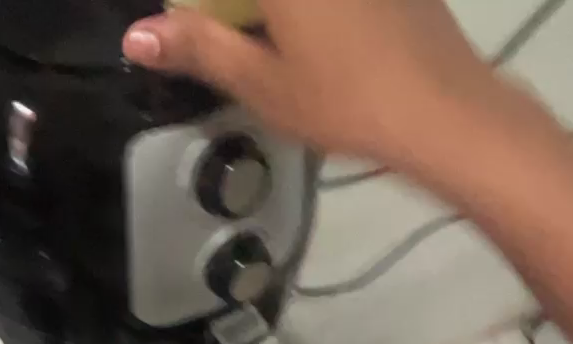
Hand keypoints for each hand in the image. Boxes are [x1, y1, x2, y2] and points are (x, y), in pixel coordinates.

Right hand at [122, 0, 525, 175]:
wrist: (438, 105)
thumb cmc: (342, 99)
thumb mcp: (260, 82)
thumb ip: (197, 47)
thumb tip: (135, 35)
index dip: (204, 12)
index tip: (196, 28)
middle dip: (233, 13)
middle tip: (225, 35)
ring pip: (289, 2)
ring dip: (270, 20)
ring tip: (270, 43)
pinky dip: (308, 14)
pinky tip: (316, 38)